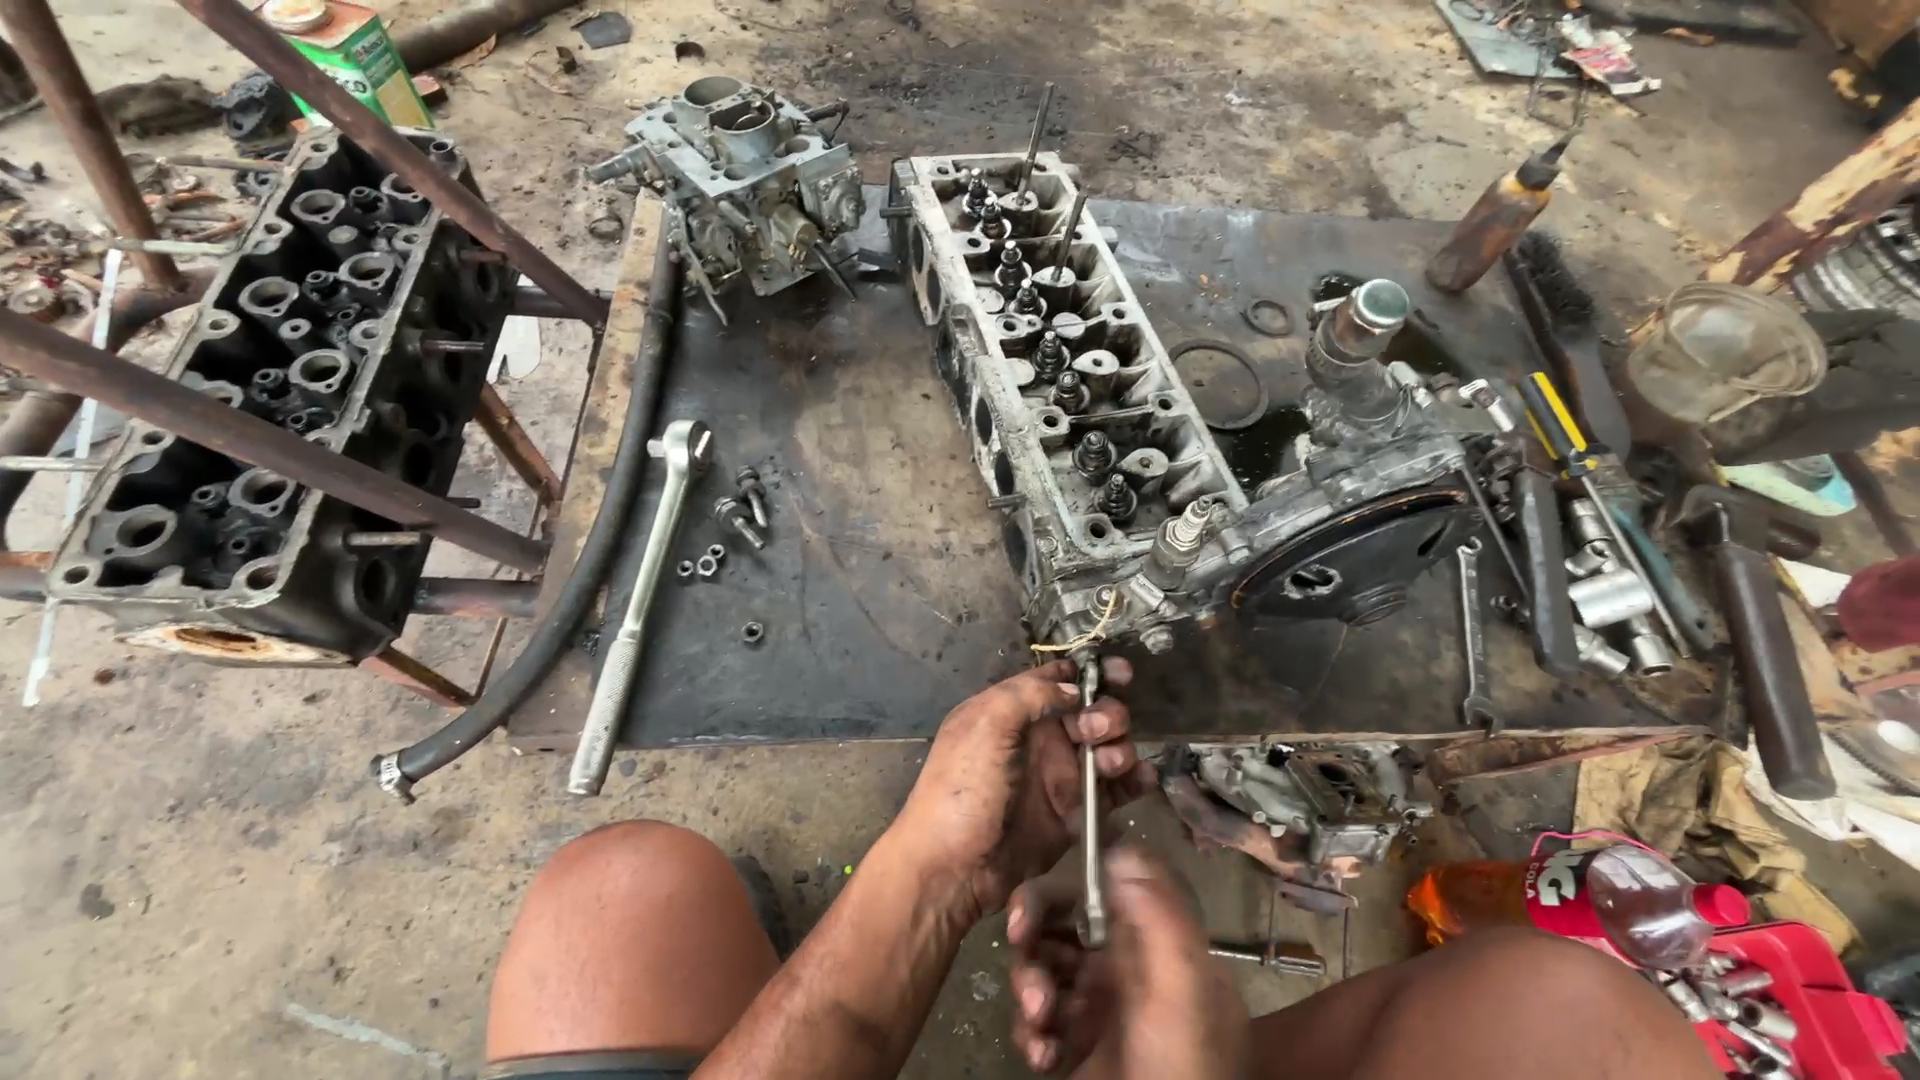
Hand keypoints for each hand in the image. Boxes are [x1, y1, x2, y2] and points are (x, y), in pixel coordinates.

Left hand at [888, 657, 1155, 923]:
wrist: (955, 867)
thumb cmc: (963, 790)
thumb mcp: (984, 727)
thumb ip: (1027, 696)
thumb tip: (1072, 689)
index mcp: (1012, 710)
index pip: (1057, 678)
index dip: (1091, 672)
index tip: (1122, 673)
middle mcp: (1040, 738)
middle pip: (1091, 710)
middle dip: (1106, 714)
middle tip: (1095, 731)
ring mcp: (1060, 775)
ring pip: (1107, 747)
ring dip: (1120, 747)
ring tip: (1109, 764)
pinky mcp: (1076, 812)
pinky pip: (1114, 789)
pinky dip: (1134, 780)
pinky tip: (1142, 779)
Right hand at [1007, 847, 1249, 1077]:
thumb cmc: (1182, 1070)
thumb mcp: (1186, 992)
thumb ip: (1160, 917)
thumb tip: (1122, 846)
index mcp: (1157, 947)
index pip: (1108, 889)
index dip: (1071, 881)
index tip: (1039, 888)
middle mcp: (1126, 970)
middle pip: (1066, 923)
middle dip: (1036, 928)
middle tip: (1019, 938)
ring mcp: (1097, 1012)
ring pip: (1043, 968)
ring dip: (1029, 983)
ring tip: (1037, 1019)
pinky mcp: (1072, 1050)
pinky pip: (1035, 1021)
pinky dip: (1028, 1031)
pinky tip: (1040, 1054)